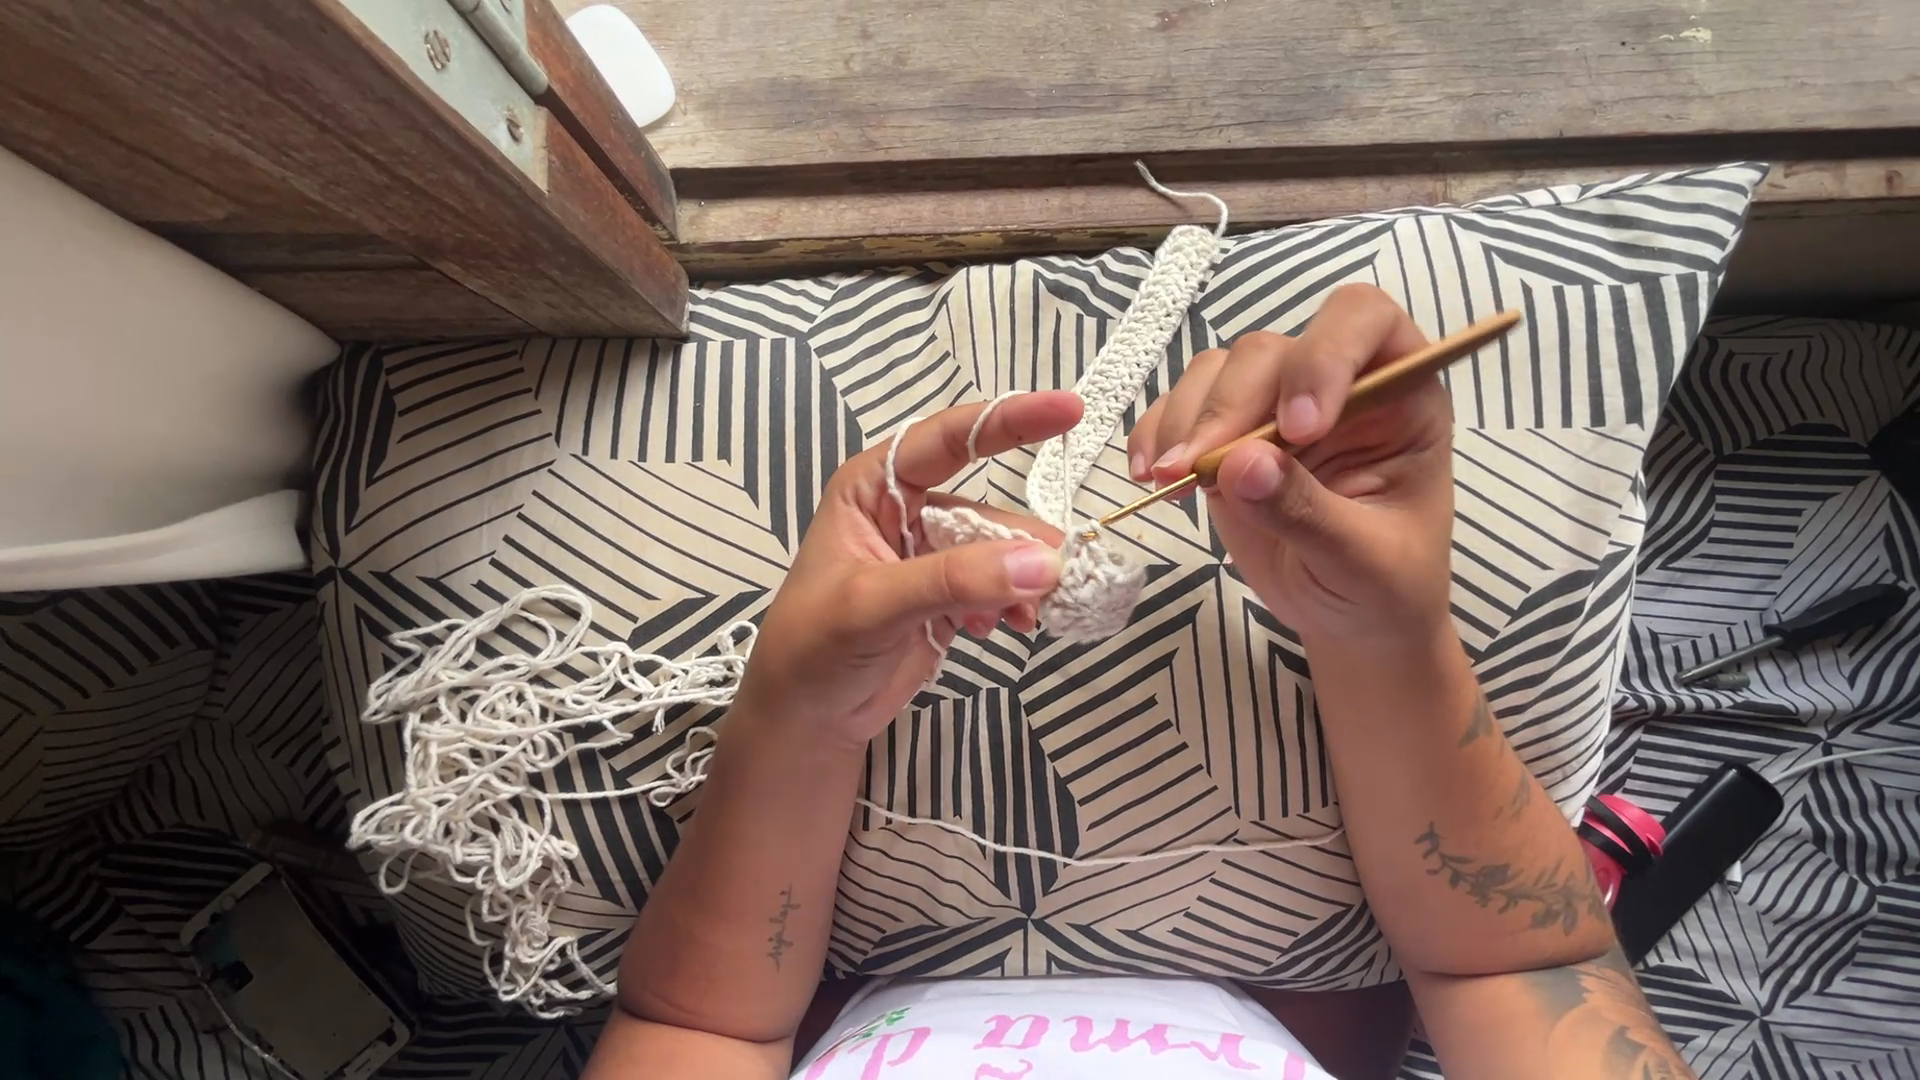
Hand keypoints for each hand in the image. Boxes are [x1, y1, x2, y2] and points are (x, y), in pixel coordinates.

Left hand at [738, 392, 1081, 745]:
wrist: (805, 718)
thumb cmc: (812, 648)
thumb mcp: (872, 605)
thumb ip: (952, 580)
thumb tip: (1042, 563)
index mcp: (873, 488)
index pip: (947, 439)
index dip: (1008, 420)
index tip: (1069, 409)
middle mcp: (906, 512)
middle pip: (985, 507)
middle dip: (1024, 539)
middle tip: (1064, 572)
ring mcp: (930, 557)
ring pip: (999, 552)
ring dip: (1024, 580)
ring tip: (1037, 612)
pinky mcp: (947, 599)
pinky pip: (998, 588)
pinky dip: (1013, 604)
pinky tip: (1014, 627)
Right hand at [1126, 284, 1454, 640]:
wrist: (1345, 613)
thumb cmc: (1380, 585)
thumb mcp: (1361, 560)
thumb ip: (1307, 510)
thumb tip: (1239, 463)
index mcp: (1396, 397)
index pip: (1363, 322)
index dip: (1323, 358)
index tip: (1298, 431)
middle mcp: (1331, 388)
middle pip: (1267, 353)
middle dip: (1227, 409)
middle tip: (1194, 470)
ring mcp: (1271, 409)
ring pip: (1215, 372)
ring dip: (1183, 421)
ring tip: (1167, 480)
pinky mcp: (1224, 437)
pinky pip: (1178, 408)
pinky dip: (1153, 434)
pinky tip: (1147, 475)